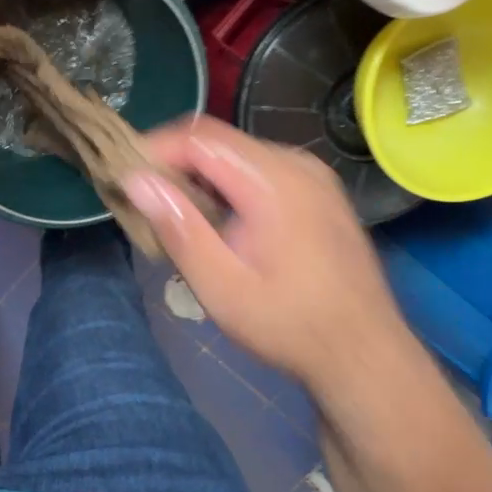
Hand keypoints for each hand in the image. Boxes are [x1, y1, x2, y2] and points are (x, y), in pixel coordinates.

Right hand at [124, 115, 405, 389]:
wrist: (365, 355)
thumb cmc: (288, 325)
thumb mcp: (221, 286)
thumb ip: (178, 228)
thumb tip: (135, 180)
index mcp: (274, 181)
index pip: (199, 137)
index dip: (154, 150)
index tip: (126, 180)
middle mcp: (297, 164)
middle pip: (218, 141)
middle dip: (173, 163)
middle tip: (145, 203)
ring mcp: (313, 176)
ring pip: (237, 153)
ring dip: (200, 175)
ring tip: (177, 217)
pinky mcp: (318, 191)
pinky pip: (260, 168)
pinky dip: (228, 184)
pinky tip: (219, 223)